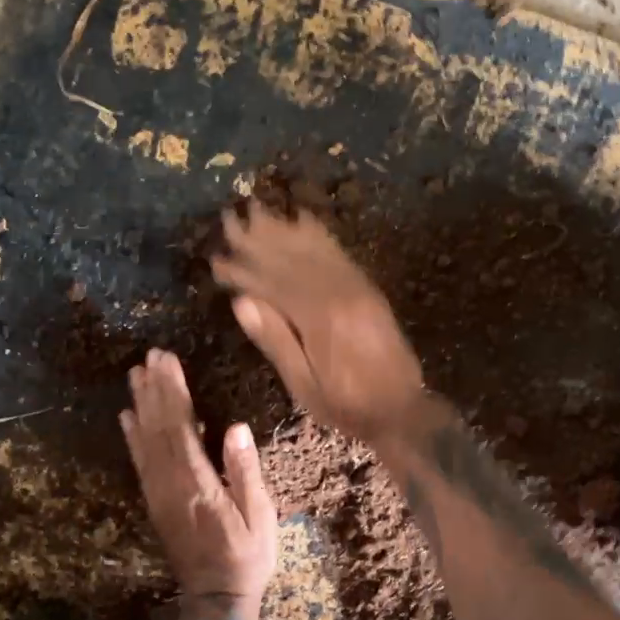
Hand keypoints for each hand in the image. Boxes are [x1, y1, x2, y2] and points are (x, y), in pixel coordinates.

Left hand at [120, 349, 278, 601]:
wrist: (216, 599)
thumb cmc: (247, 557)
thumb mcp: (259, 517)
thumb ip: (245, 471)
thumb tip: (236, 427)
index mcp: (198, 484)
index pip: (181, 428)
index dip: (173, 392)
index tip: (168, 362)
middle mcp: (170, 485)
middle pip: (158, 429)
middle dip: (155, 390)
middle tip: (150, 356)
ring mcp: (158, 495)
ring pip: (145, 442)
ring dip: (141, 406)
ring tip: (135, 375)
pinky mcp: (155, 503)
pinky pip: (140, 463)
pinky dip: (132, 436)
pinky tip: (128, 417)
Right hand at [211, 202, 425, 444]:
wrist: (402, 409)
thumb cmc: (346, 405)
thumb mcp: (304, 384)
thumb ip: (275, 341)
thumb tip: (242, 303)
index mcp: (319, 318)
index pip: (272, 284)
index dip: (242, 270)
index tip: (216, 259)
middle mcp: (339, 293)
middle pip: (291, 258)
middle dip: (258, 238)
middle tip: (230, 218)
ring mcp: (357, 287)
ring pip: (313, 250)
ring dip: (283, 230)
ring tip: (258, 211)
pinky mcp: (367, 289)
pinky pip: (338, 253)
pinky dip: (316, 235)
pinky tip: (302, 221)